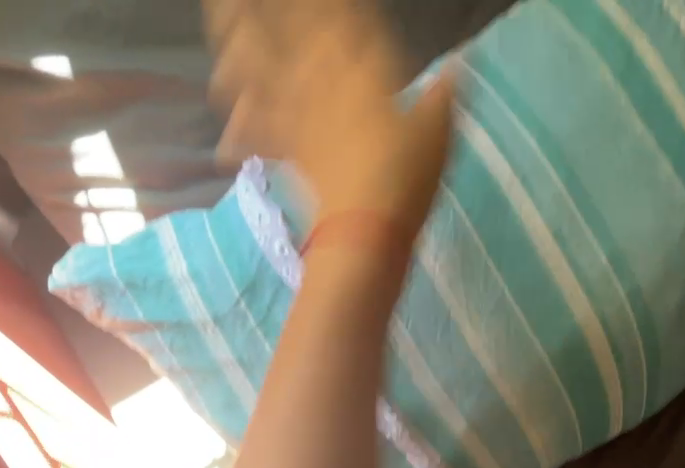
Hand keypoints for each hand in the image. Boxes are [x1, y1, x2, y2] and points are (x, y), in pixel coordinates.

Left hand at [206, 0, 456, 232]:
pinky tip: (224, 110)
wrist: (364, 229)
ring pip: (256, 66)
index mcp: (360, 70)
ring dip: (236, 41)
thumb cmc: (407, 176)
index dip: (324, 5)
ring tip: (222, 19)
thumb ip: (443, 94)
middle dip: (259, 11)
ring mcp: (296, 112)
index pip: (338, 19)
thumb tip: (461, 66)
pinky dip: (239, 119)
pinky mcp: (285, 148)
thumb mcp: (438, 133)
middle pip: (283, 31)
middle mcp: (320, 80)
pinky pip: (254, 126)